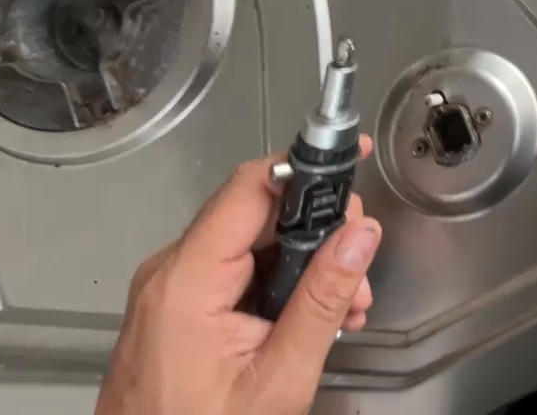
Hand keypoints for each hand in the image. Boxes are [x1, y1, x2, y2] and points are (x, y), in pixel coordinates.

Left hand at [96, 136, 382, 414]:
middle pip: (262, 211)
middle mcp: (172, 272)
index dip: (307, 165)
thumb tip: (364, 230)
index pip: (251, 186)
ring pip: (259, 241)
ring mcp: (172, 290)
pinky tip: (318, 314)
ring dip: (312, 261)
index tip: (357, 158)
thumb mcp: (280, 378)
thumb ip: (324, 297)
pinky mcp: (179, 308)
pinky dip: (286, 281)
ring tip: (347, 305)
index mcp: (187, 282)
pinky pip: (243, 269)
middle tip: (360, 267)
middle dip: (323, 230)